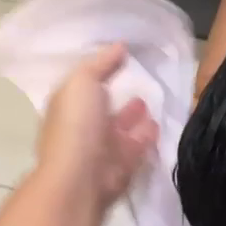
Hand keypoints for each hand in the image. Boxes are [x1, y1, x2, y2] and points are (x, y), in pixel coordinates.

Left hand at [35, 44, 158, 208]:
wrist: (81, 179)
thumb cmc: (76, 125)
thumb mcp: (82, 82)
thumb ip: (100, 63)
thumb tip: (119, 46)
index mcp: (68, 105)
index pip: (83, 84)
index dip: (97, 71)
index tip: (119, 57)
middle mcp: (83, 127)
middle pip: (102, 108)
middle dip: (116, 95)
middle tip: (138, 80)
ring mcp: (103, 148)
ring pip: (121, 128)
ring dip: (134, 115)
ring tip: (150, 100)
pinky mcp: (123, 165)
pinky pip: (138, 145)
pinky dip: (147, 134)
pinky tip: (158, 122)